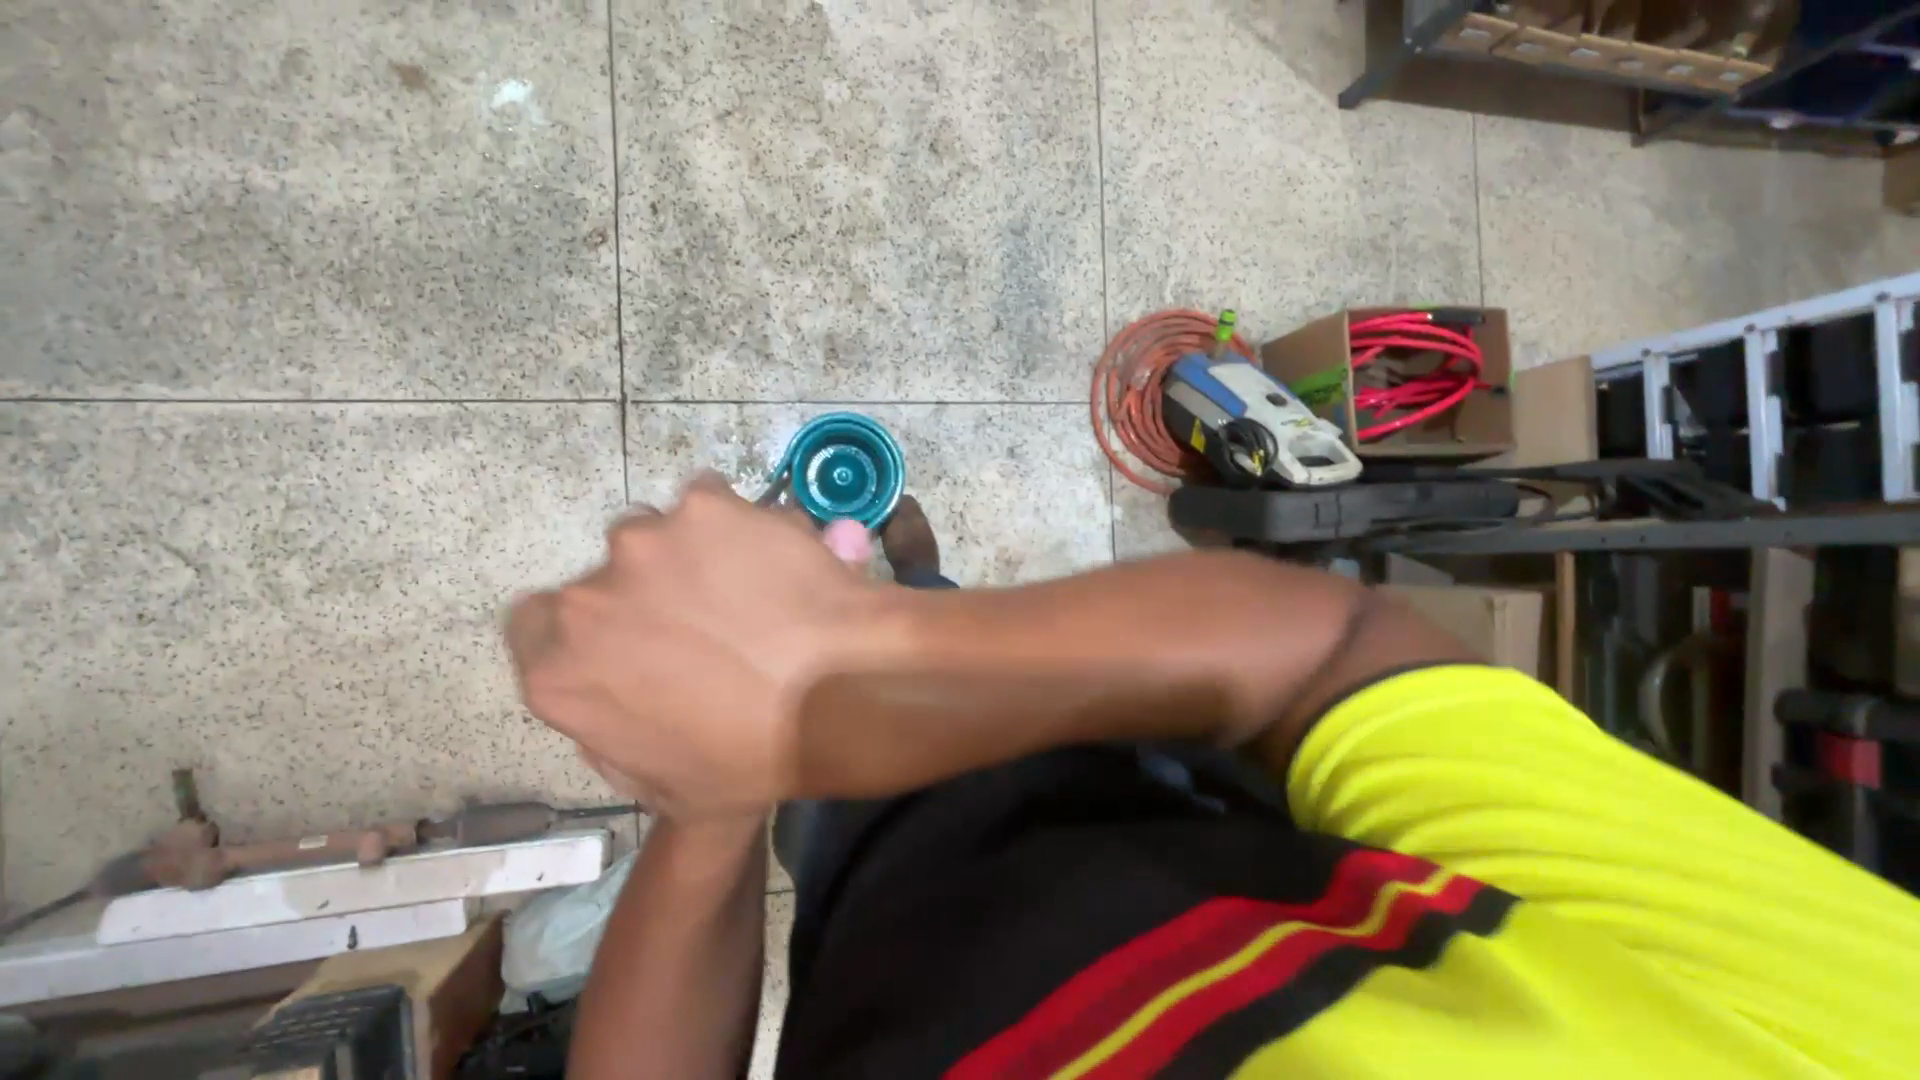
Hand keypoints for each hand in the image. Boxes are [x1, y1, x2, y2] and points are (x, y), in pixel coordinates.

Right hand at [507, 474, 890, 817]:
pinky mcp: (705, 507)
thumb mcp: (666, 790)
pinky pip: (710, 500)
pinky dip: (735, 521)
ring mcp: (645, 544)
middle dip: (647, 593)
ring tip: (748, 587)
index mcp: (561, 672)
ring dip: (688, 553)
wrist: (835, 699)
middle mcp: (585, 600)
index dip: (583, 628)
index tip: (628, 635)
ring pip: (655, 535)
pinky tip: (773, 553)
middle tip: (707, 620)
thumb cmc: (752, 762)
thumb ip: (614, 742)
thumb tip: (610, 704)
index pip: (535, 626)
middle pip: (605, 578)